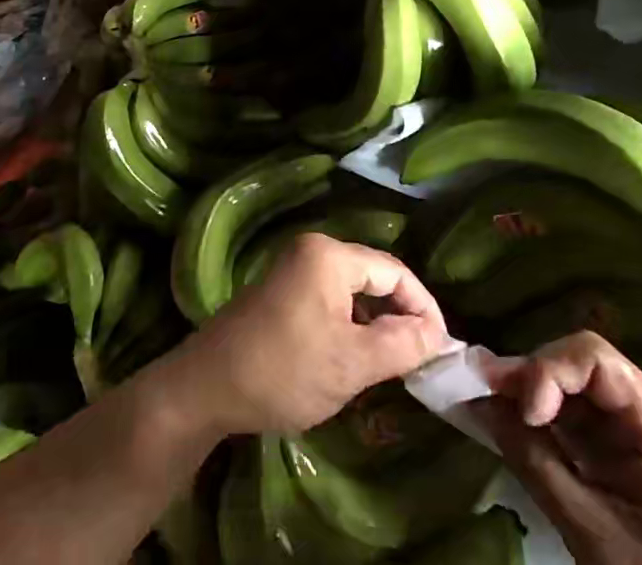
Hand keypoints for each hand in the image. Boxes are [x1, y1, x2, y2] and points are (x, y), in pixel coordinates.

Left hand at [167, 235, 449, 435]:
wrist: (201, 391)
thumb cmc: (282, 371)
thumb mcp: (352, 363)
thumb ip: (402, 345)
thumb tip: (436, 335)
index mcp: (330, 256)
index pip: (395, 272)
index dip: (423, 307)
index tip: (440, 346)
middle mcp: (312, 251)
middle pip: (374, 277)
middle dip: (400, 315)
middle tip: (420, 355)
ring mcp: (292, 270)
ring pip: (352, 291)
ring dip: (375, 322)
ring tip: (392, 360)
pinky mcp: (279, 292)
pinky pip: (330, 300)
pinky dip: (350, 324)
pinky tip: (353, 356)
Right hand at [476, 332, 641, 564]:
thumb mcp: (595, 537)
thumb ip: (538, 466)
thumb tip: (484, 406)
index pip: (602, 363)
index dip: (551, 369)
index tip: (522, 409)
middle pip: (590, 372)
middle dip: (535, 377)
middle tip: (483, 391)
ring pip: (581, 398)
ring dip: (533, 398)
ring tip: (487, 405)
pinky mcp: (629, 469)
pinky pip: (583, 430)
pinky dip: (545, 426)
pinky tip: (512, 427)